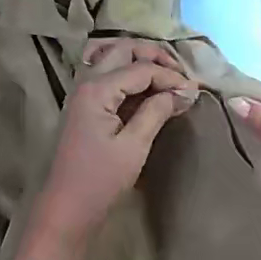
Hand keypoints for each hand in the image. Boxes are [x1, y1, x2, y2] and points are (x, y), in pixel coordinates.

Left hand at [32, 62, 198, 243]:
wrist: (66, 210)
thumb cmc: (100, 181)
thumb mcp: (134, 146)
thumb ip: (157, 112)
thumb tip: (184, 91)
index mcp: (97, 89)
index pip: (140, 68)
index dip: (170, 75)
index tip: (194, 90)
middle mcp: (87, 81)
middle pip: (123, 49)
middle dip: (153, 55)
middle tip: (180, 73)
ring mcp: (82, 91)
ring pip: (113, 56)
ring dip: (140, 59)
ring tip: (166, 76)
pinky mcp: (85, 104)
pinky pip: (107, 74)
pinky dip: (128, 73)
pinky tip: (146, 88)